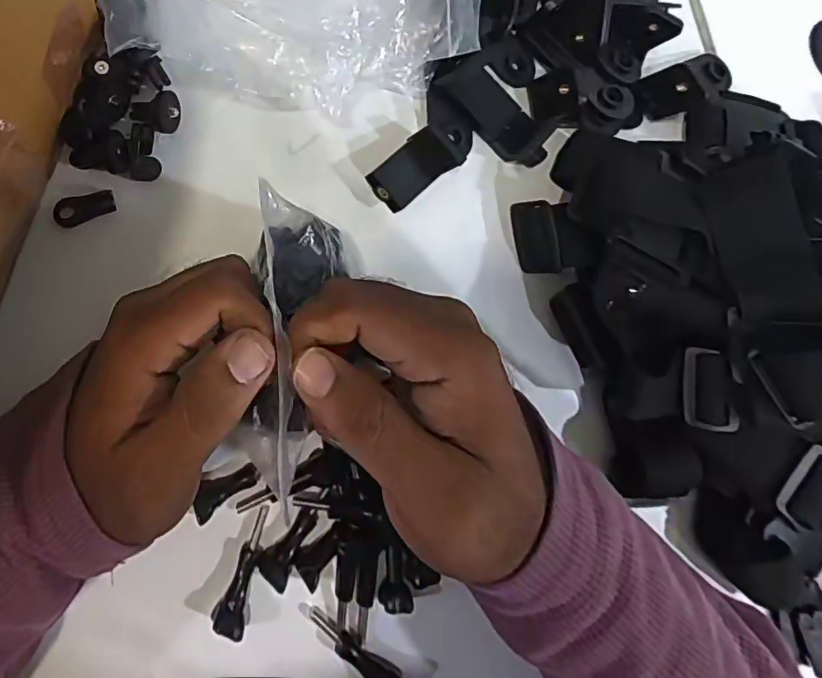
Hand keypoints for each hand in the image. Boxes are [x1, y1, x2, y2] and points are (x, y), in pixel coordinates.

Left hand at [67, 256, 275, 545]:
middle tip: (259, 377)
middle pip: (227, 276)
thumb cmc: (117, 487)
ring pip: (224, 282)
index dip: (257, 325)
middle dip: (257, 319)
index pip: (224, 291)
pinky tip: (232, 369)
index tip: (263, 378)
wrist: (69, 493)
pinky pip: (213, 298)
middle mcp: (144, 307)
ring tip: (248, 376)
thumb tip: (257, 345)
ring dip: (249, 321)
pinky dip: (236, 322)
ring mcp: (150, 309)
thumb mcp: (163, 468)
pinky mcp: (159, 318)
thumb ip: (208, 406)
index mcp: (141, 335)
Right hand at [288, 278, 546, 584]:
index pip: (357, 306)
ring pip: (353, 309)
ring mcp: (436, 324)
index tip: (296, 397)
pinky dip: (343, 358)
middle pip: (351, 299)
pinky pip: (366, 325)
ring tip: (335, 418)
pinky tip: (352, 407)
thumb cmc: (480, 516)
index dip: (310, 338)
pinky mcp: (426, 338)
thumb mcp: (423, 488)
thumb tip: (305, 363)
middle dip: (315, 347)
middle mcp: (444, 320)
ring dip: (326, 354)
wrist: (525, 523)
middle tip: (317, 415)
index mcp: (451, 349)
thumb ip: (367, 424)